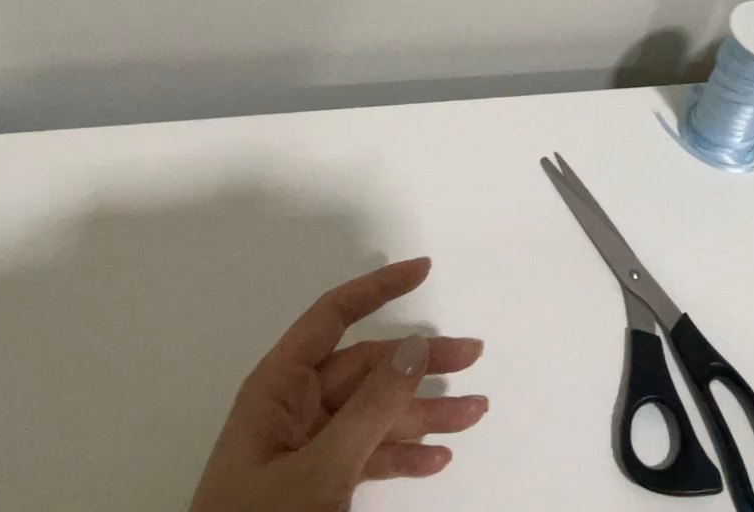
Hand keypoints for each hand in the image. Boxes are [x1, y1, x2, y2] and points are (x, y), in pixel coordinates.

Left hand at [189, 257, 488, 511]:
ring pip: (376, 413)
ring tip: (474, 413)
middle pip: (367, 368)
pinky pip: (368, 453)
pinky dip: (403, 455)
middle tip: (473, 357)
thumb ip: (371, 406)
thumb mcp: (321, 466)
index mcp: (279, 386)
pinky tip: (437, 458)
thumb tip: (415, 347)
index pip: (333, 316)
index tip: (423, 270)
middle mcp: (294, 407)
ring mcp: (306, 447)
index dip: (378, 288)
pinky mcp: (317, 484)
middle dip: (421, 364)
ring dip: (425, 414)